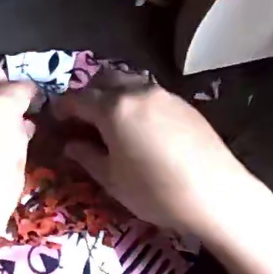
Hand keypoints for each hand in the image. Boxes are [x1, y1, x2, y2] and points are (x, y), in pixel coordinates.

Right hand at [51, 69, 269, 243]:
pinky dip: (136, 101)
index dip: (62, 107)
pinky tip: (140, 128)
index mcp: (113, 108)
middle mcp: (137, 92)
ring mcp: (164, 95)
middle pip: (104, 79)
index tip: (56, 119)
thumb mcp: (113, 180)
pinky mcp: (185, 105)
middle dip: (88, 93)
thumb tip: (72, 144)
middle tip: (83, 119)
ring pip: (130, 82)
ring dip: (114, 94)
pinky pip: (151, 93)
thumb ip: (88, 156)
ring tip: (111, 122)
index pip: (77, 98)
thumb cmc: (155, 191)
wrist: (216, 194)